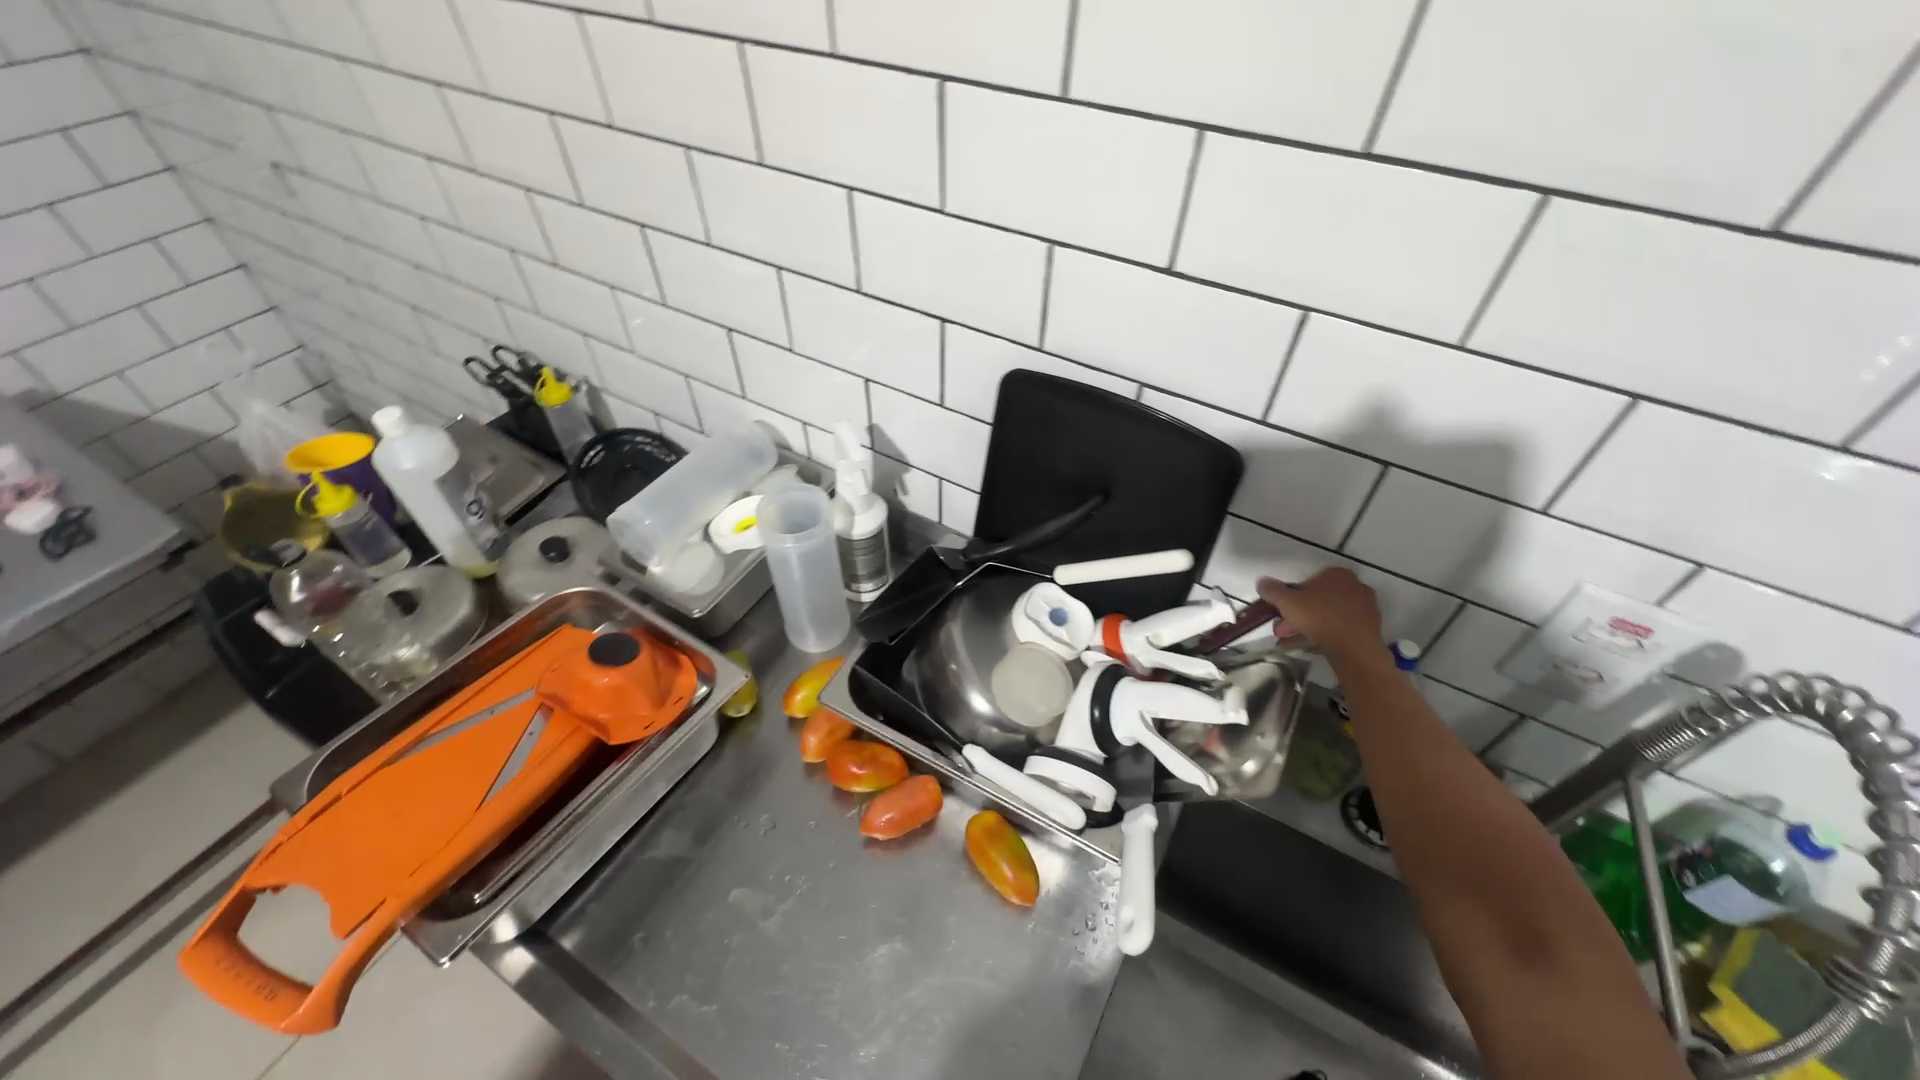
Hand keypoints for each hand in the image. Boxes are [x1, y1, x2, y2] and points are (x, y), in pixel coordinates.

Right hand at [1256, 568, 1383, 660]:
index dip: (1292, 598)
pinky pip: (1342, 627)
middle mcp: (1354, 585)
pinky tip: (1315, 645)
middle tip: (1284, 631)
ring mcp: (1365, 606)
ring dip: (1311, 626)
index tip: (1283, 613)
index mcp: (1336, 573)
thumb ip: (1273, 590)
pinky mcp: (1371, 625)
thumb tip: (1261, 581)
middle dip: (1299, 615)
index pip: (1308, 582)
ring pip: (1329, 614)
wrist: (1354, 646)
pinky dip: (1328, 634)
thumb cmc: (1319, 617)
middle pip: (1319, 599)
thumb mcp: (1287, 602)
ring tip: (1295, 641)